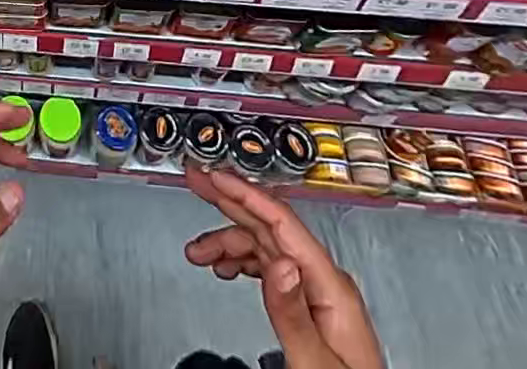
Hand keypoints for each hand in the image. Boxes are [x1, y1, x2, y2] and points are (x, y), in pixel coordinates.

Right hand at [183, 166, 384, 368]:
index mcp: (330, 285)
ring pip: (262, 246)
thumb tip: (279, 263)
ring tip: (197, 250)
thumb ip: (294, 314)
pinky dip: (239, 259)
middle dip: (228, 200)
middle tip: (197, 181)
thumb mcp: (316, 364)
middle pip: (268, 225)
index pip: (282, 222)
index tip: (216, 176)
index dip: (245, 193)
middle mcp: (323, 279)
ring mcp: (314, 289)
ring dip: (226, 242)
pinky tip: (223, 265)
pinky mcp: (306, 302)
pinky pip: (266, 265)